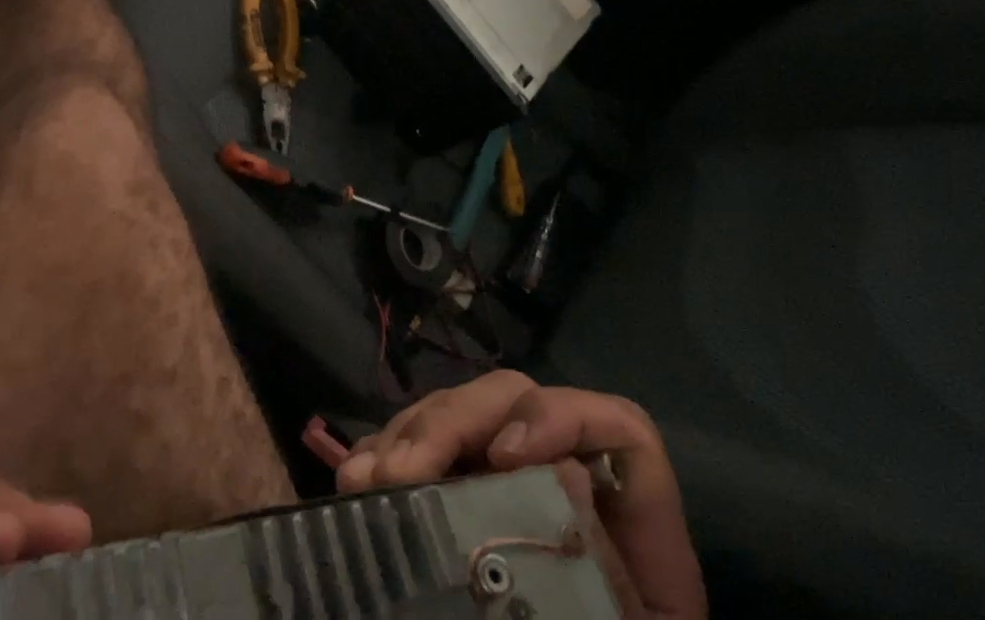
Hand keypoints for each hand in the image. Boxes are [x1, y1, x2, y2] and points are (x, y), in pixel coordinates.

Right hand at [336, 371, 705, 619]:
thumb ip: (608, 583)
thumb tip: (558, 487)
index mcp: (631, 536)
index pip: (616, 429)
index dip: (563, 415)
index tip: (507, 454)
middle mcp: (559, 492)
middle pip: (516, 402)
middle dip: (453, 421)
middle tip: (401, 470)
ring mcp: (495, 492)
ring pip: (454, 417)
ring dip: (405, 436)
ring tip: (364, 479)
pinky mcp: (445, 507)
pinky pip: (411, 451)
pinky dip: (379, 455)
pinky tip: (353, 481)